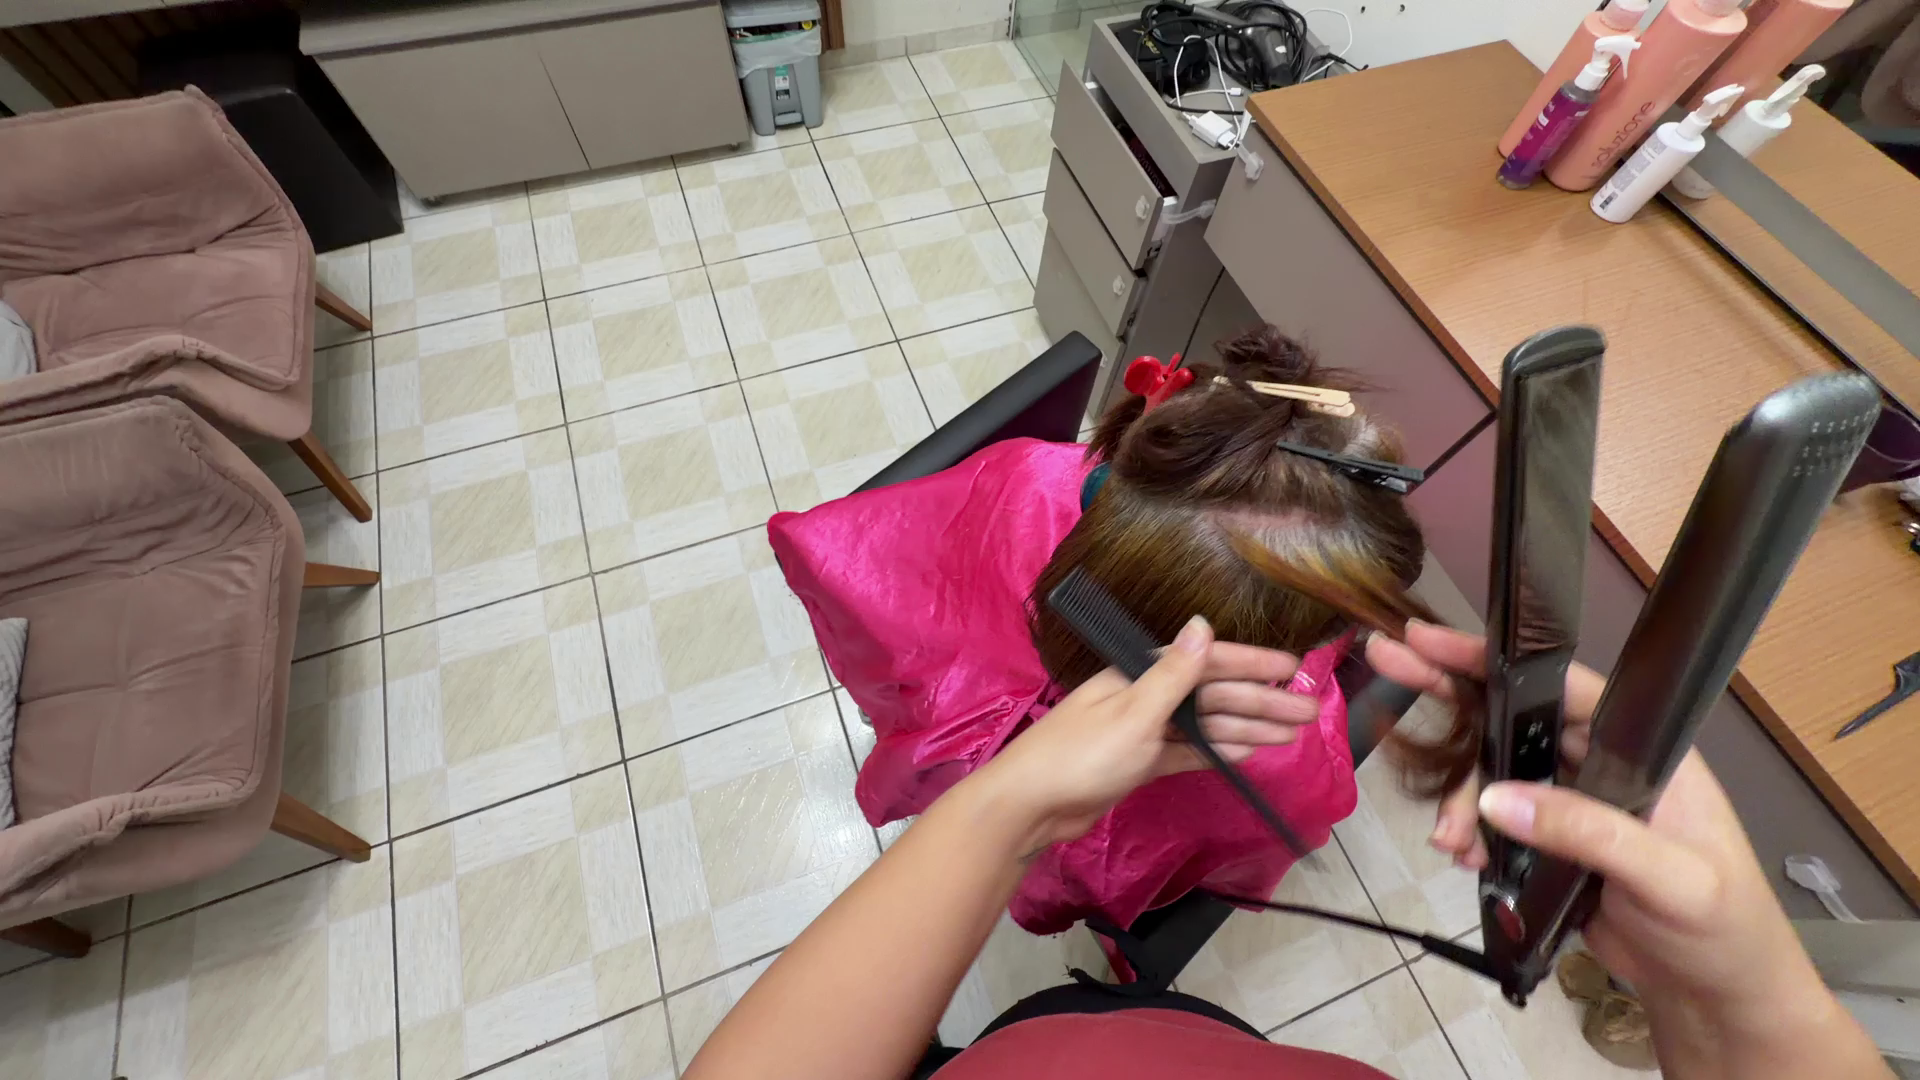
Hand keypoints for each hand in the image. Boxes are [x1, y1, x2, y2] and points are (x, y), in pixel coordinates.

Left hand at [974, 616, 1304, 849]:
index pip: (1205, 661)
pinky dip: (1215, 751)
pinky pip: (1187, 751)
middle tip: (1308, 714)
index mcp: (1139, 674)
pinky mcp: (1139, 762)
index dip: (1251, 663)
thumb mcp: (1133, 712)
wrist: (1032, 804)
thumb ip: (1173, 674)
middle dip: (1259, 702)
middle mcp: (1143, 696)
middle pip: (1210, 695)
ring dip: (1245, 728)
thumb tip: (1202, 623)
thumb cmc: (1082, 755)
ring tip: (1291, 735)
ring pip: (1203, 725)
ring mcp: (1142, 730)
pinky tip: (1248, 752)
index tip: (1293, 667)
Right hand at [1367, 624, 1869, 1068]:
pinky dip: (1465, 831)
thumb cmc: (1721, 929)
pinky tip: (1463, 856)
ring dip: (1457, 800)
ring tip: (1450, 839)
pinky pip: (1484, 813)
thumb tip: (1495, 799)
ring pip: (1485, 770)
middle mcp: (1592, 760)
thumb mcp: (1670, 879)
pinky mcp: (1540, 831)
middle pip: (1506, 713)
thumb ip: (1587, 833)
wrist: (1712, 995)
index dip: (1492, 659)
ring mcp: (1562, 795)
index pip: (1557, 684)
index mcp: (1635, 750)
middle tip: (1388, 660)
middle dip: (1445, 692)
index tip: (1428, 639)